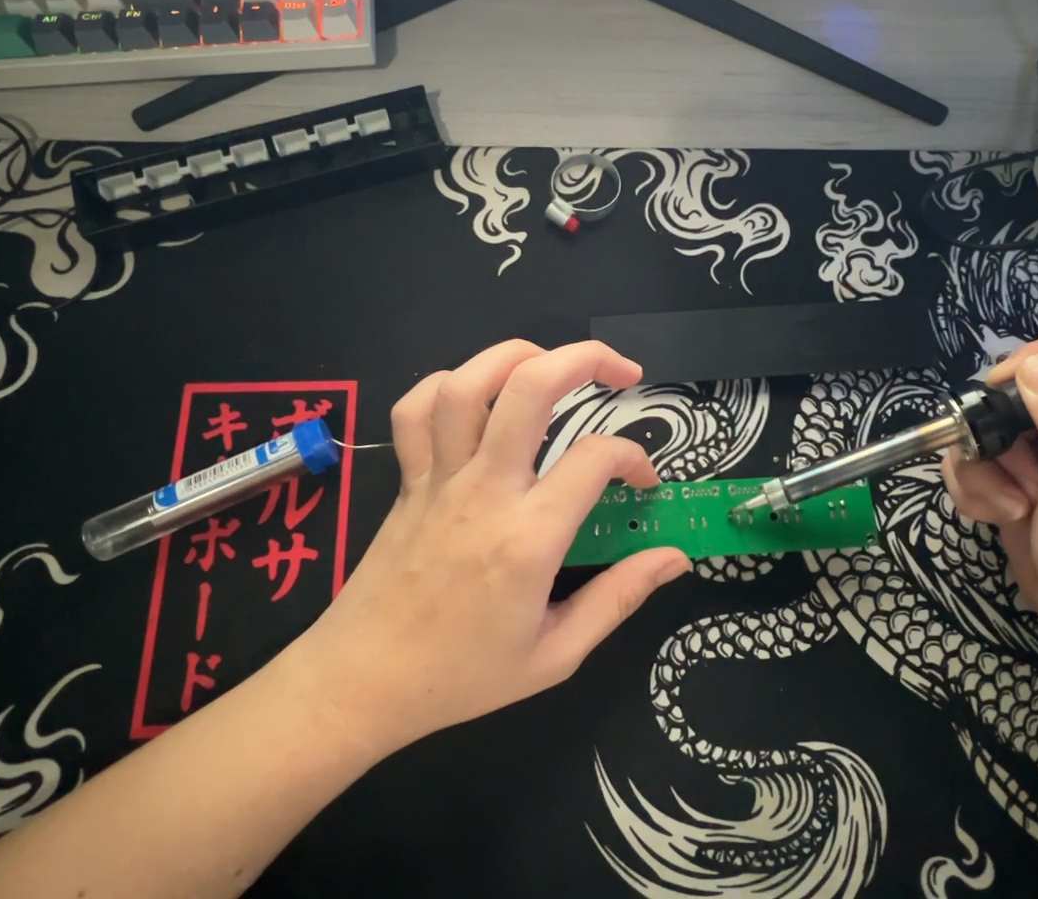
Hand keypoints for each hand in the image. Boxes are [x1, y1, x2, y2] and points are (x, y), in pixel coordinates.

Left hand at [283, 340, 691, 753]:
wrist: (362, 682)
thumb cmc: (463, 675)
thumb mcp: (555, 655)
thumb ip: (619, 598)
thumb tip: (674, 558)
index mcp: (527, 538)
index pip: (594, 459)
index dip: (634, 457)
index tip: (643, 483)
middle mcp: (483, 491)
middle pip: (530, 388)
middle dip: (585, 359)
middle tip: (622, 372)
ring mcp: (438, 479)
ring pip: (467, 384)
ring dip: (515, 356)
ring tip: (550, 364)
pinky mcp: (408, 481)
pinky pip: (414, 412)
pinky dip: (445, 386)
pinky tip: (477, 398)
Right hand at [942, 331, 1037, 695]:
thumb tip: (1034, 366)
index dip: (1036, 365)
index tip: (997, 394)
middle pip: (1020, 393)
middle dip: (998, 434)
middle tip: (1011, 473)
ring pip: (987, 429)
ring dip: (982, 469)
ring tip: (1009, 508)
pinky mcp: (1019, 483)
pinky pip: (975, 463)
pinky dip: (974, 489)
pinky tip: (996, 518)